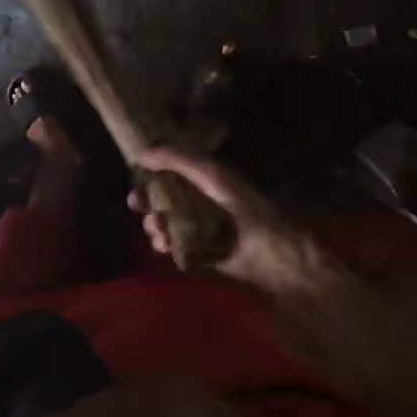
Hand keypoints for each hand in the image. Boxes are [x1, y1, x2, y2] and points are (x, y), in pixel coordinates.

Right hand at [130, 147, 329, 293]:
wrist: (280, 264)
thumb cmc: (250, 213)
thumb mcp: (216, 178)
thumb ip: (182, 160)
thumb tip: (142, 152)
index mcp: (213, 180)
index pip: (176, 169)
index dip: (155, 169)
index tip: (136, 173)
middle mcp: (207, 202)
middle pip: (167, 197)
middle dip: (149, 199)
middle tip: (137, 205)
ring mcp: (205, 231)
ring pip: (168, 222)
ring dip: (155, 223)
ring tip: (156, 230)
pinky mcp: (205, 256)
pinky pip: (176, 247)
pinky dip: (165, 245)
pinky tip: (163, 246)